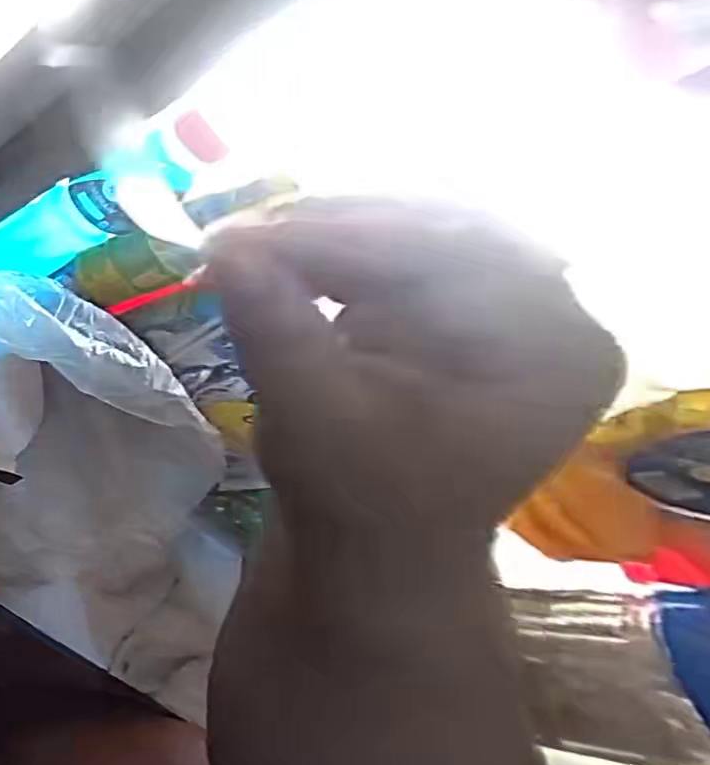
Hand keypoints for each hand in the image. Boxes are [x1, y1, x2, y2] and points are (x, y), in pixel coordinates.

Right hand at [203, 198, 621, 549]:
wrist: (371, 540)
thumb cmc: (354, 489)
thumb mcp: (309, 409)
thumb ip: (272, 323)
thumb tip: (222, 248)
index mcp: (542, 341)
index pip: (438, 249)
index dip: (327, 234)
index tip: (232, 237)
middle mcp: (538, 311)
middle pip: (430, 227)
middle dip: (321, 224)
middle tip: (232, 234)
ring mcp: (493, 310)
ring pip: (403, 235)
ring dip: (313, 236)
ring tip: (239, 247)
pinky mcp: (444, 316)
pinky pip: (385, 261)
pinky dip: (319, 257)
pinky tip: (270, 264)